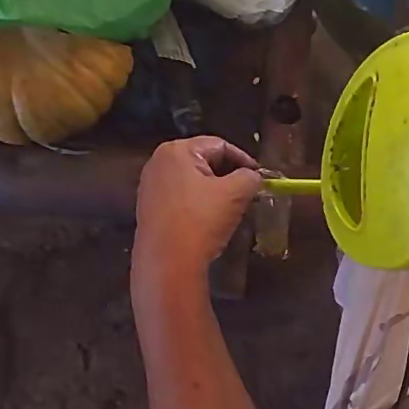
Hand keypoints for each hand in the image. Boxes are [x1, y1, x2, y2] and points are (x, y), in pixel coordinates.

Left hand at [133, 136, 262, 286]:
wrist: (168, 263)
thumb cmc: (201, 220)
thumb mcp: (235, 194)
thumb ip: (250, 177)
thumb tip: (253, 176)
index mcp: (177, 150)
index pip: (219, 145)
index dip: (244, 160)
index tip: (259, 178)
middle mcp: (158, 162)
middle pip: (204, 161)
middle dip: (228, 176)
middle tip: (248, 194)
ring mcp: (149, 186)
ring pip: (192, 181)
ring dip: (214, 191)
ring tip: (231, 209)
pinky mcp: (148, 208)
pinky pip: (180, 198)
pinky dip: (198, 204)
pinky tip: (209, 221)